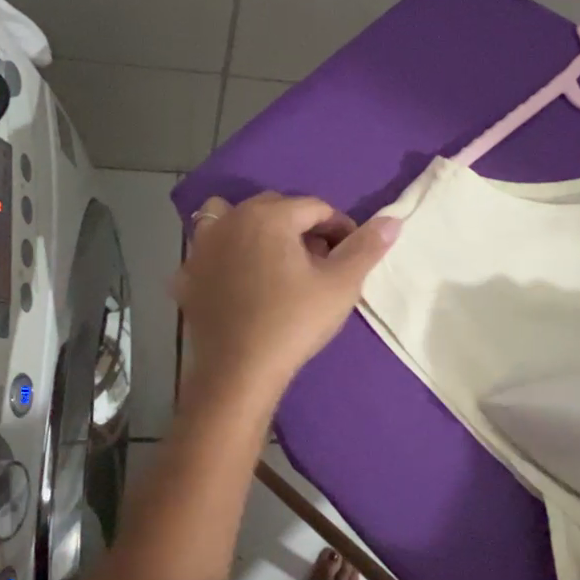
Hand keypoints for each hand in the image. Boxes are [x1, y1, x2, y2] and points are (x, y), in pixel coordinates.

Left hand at [175, 193, 399, 394]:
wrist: (238, 372)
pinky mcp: (187, 276)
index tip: (351, 256)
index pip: (315, 207)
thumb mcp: (340, 286)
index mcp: (269, 216)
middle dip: (301, 229)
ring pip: (234, 221)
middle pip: (275, 209)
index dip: (340, 229)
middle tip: (319, 264)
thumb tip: (392, 220)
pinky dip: (226, 258)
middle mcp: (229, 219)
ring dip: (258, 233)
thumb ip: (365, 248)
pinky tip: (239, 283)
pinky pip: (210, 253)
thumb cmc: (293, 323)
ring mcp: (202, 247)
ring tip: (276, 265)